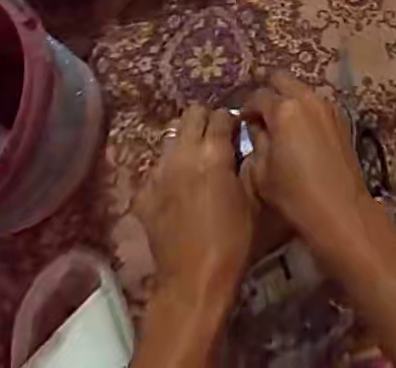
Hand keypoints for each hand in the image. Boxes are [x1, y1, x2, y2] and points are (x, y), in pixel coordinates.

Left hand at [134, 106, 253, 301]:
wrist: (194, 281)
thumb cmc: (234, 239)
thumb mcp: (252, 194)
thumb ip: (245, 161)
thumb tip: (240, 143)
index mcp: (213, 152)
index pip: (221, 114)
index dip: (232, 120)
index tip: (238, 131)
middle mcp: (182, 154)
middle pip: (192, 114)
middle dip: (206, 121)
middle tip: (217, 139)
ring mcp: (158, 173)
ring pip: (171, 137)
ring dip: (186, 142)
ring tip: (197, 161)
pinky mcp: (143, 194)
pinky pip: (156, 168)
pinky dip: (169, 170)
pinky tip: (178, 188)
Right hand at [240, 71, 369, 250]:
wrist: (340, 208)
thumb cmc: (294, 194)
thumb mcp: (261, 171)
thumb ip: (256, 140)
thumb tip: (256, 126)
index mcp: (284, 109)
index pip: (258, 96)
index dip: (246, 107)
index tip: (241, 120)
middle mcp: (308, 99)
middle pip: (282, 79)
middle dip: (268, 89)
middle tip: (259, 110)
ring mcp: (327, 106)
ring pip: (301, 89)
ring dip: (288, 98)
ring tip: (279, 121)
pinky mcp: (340, 117)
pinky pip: (316, 103)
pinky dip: (304, 109)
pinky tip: (299, 130)